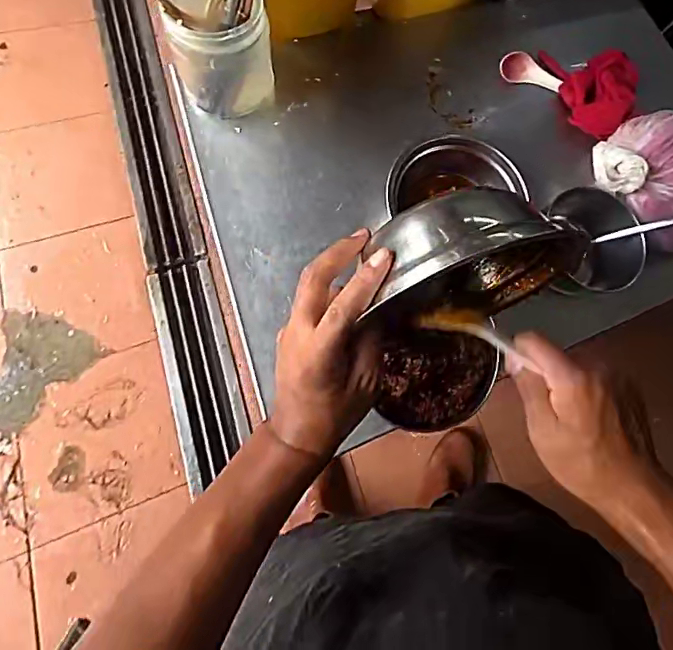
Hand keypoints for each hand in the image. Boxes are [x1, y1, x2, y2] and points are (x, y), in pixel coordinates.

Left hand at [269, 230, 391, 458]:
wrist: (294, 436)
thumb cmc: (334, 415)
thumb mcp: (366, 381)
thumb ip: (370, 338)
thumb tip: (377, 306)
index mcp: (318, 352)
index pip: (343, 305)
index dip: (366, 278)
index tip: (384, 256)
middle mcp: (297, 334)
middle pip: (312, 278)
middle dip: (338, 251)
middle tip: (362, 235)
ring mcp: (288, 330)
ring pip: (309, 285)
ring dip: (333, 265)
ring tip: (359, 254)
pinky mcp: (288, 330)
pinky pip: (310, 300)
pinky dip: (329, 286)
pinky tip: (347, 288)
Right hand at [510, 332, 659, 506]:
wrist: (634, 486)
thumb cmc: (582, 465)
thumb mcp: (543, 432)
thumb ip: (529, 388)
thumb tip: (516, 357)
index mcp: (572, 376)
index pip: (534, 339)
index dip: (519, 352)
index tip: (519, 376)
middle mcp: (596, 364)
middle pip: (556, 354)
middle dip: (547, 376)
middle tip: (550, 413)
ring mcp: (616, 372)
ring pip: (576, 365)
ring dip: (568, 383)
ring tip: (574, 420)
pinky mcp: (629, 383)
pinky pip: (596, 375)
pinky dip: (588, 389)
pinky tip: (594, 419)